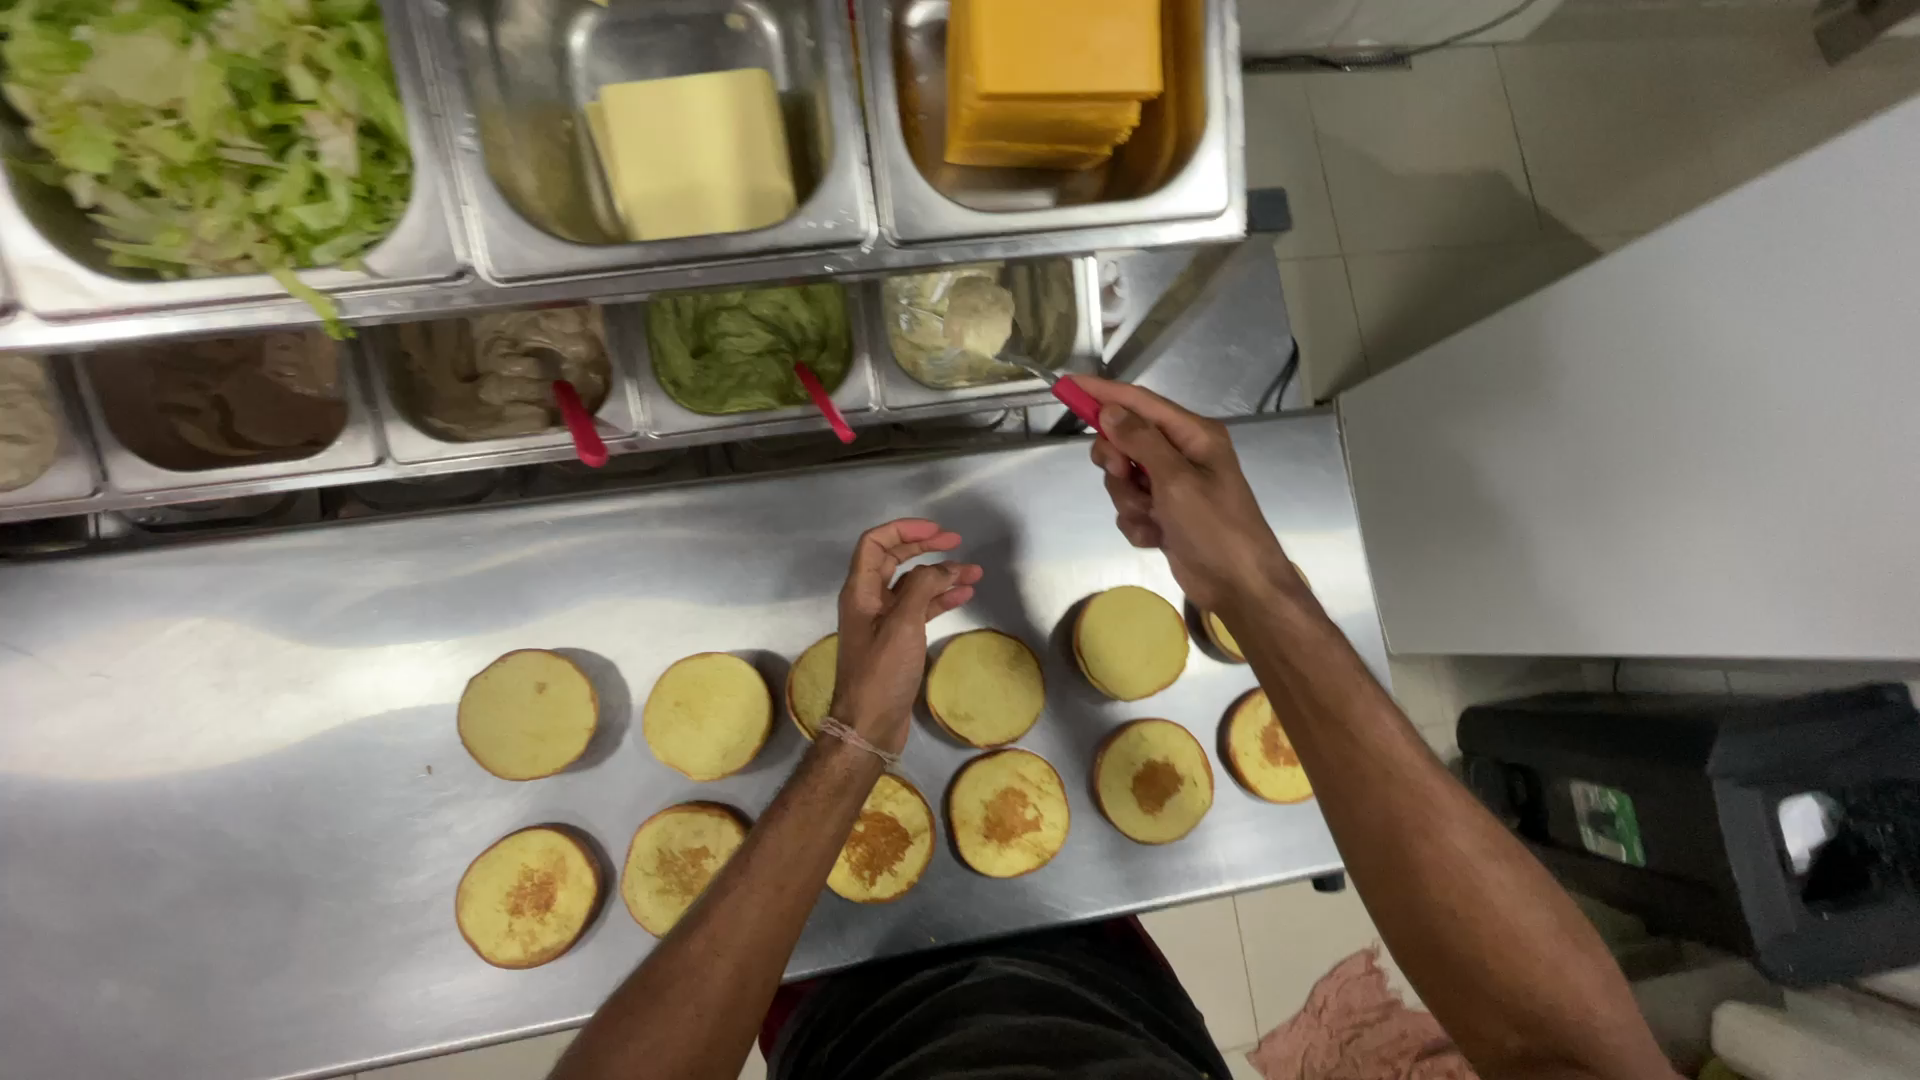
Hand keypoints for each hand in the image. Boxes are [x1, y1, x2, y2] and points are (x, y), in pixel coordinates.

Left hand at [832, 519, 982, 753]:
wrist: (869, 726)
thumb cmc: (881, 674)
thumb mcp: (902, 625)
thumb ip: (922, 588)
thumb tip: (943, 568)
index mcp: (860, 591)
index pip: (875, 543)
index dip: (904, 530)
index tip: (937, 531)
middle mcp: (868, 600)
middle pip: (895, 560)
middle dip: (926, 548)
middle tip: (957, 542)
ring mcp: (883, 621)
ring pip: (913, 586)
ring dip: (941, 576)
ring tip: (974, 573)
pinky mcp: (897, 640)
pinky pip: (920, 609)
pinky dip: (940, 600)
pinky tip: (963, 596)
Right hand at [1075, 376, 1299, 617]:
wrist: (1237, 585)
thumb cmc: (1214, 527)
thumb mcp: (1176, 480)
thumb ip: (1141, 441)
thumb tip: (1111, 410)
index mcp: (1193, 435)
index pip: (1140, 403)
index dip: (1103, 393)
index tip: (1067, 386)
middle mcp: (1181, 454)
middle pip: (1125, 440)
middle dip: (1117, 462)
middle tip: (1123, 475)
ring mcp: (1170, 486)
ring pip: (1122, 479)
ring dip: (1129, 501)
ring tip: (1151, 518)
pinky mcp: (1162, 514)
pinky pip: (1129, 508)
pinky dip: (1137, 523)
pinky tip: (1156, 536)